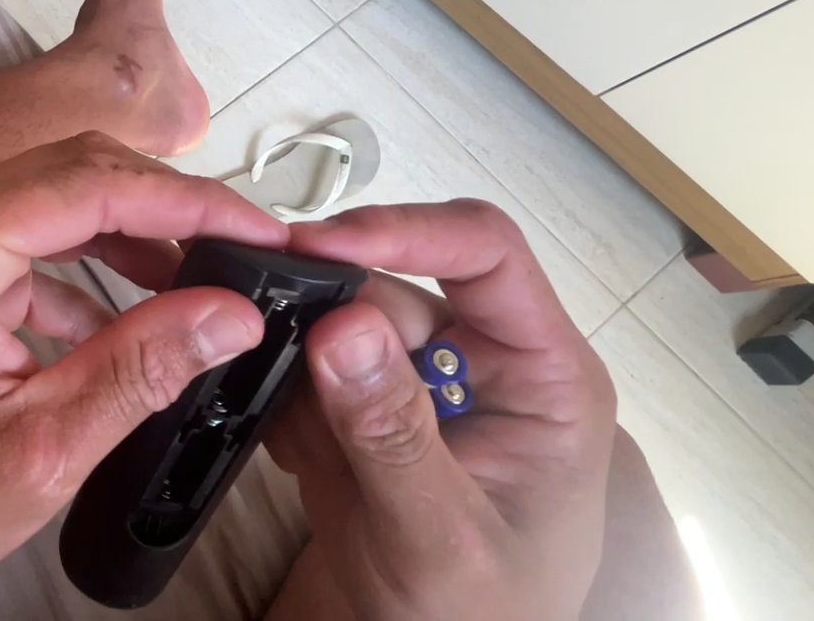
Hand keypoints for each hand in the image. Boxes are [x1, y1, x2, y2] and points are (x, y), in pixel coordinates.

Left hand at [0, 132, 289, 595]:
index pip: (89, 184)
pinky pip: (31, 231)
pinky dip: (88, 258)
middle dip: (165, 203)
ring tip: (195, 276)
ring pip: (57, 192)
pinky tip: (128, 308)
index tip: (252, 226)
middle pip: (74, 169)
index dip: (184, 200)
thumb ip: (142, 368)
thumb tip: (229, 315)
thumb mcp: (44, 445)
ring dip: (130, 228)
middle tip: (237, 244)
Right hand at [265, 201, 616, 620]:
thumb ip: (393, 434)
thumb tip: (340, 322)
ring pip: (326, 313)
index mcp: (537, 367)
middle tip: (276, 370)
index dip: (403, 231)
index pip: (483, 251)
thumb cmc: (477, 614)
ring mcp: (409, 362)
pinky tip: (299, 451)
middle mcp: (472, 346)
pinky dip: (282, 390)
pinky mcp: (358, 379)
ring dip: (299, 372)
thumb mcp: (442, 540)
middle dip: (322, 322)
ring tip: (306, 446)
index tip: (313, 246)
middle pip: (381, 282)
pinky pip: (298, 349)